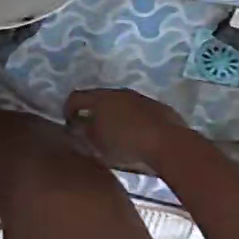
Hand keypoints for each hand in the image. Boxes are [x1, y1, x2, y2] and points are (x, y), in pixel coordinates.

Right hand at [65, 88, 197, 169]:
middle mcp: (120, 93)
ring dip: (115, 116)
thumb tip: (75, 126)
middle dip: (93, 112)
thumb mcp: (95, 142)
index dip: (68, 109)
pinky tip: (138, 137)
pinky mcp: (161, 109)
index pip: (76, 97)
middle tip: (91, 129)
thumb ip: (81, 132)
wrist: (170, 145)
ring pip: (122, 105)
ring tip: (116, 134)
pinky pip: (140, 113)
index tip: (68, 123)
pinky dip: (134, 121)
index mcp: (100, 98)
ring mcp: (142, 99)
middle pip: (100, 99)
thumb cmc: (125, 143)